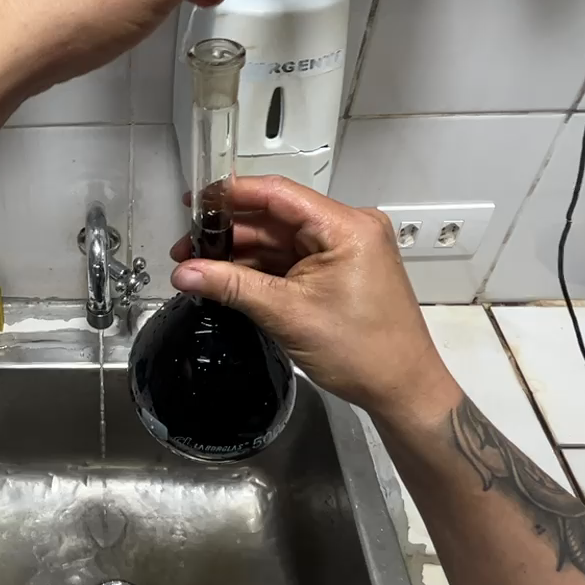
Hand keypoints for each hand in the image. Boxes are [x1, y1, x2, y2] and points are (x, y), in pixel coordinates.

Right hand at [168, 176, 459, 429]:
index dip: (230, 194)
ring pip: (277, 237)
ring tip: (197, 265)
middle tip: (185, 248)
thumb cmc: (361, 351)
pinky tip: (225, 276)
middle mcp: (346, 227)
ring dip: (238, 251)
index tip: (194, 202)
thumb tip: (182, 273)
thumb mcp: (286, 313)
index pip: (276, 193)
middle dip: (227, 231)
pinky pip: (288, 256)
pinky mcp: (335, 268)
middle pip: (273, 215)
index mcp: (345, 226)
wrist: (402, 392)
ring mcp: (341, 248)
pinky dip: (257, 266)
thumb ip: (230, 285)